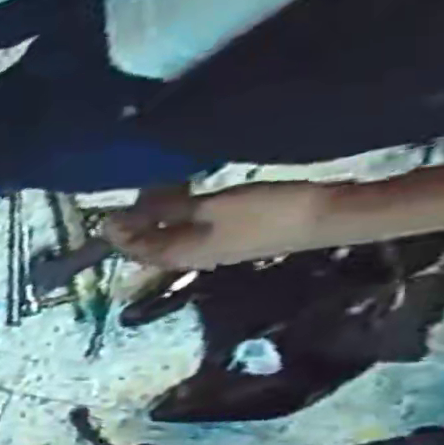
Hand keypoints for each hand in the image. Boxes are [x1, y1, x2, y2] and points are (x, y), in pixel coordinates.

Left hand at [104, 182, 334, 269]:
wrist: (335, 216)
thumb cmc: (267, 211)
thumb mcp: (210, 207)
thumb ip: (168, 211)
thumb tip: (130, 213)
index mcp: (179, 254)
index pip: (134, 249)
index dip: (118, 232)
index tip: (108, 212)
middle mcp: (191, 256)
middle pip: (151, 241)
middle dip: (138, 220)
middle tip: (135, 194)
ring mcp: (214, 247)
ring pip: (172, 232)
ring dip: (161, 213)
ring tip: (158, 188)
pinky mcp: (234, 234)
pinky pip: (193, 226)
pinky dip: (182, 211)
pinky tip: (188, 192)